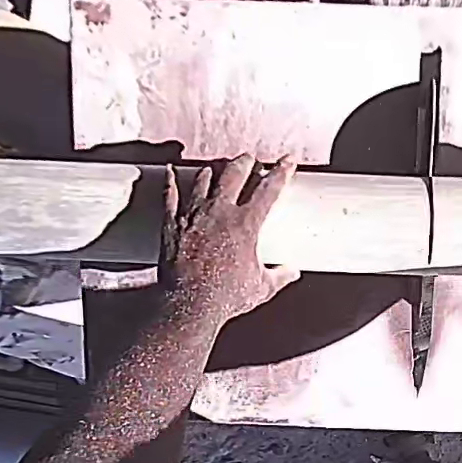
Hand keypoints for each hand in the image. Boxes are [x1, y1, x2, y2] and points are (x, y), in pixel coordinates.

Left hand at [162, 154, 300, 319]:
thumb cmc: (228, 297)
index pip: (269, 190)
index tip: (288, 160)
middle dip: (245, 162)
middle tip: (250, 158)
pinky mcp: (172, 224)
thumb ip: (280, 276)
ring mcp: (194, 215)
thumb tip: (292, 272)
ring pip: (203, 181)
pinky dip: (171, 182)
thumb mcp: (262, 288)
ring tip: (217, 168)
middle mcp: (220, 213)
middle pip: (234, 175)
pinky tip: (169, 172)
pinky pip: (170, 195)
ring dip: (212, 172)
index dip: (282, 172)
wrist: (190, 304)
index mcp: (247, 224)